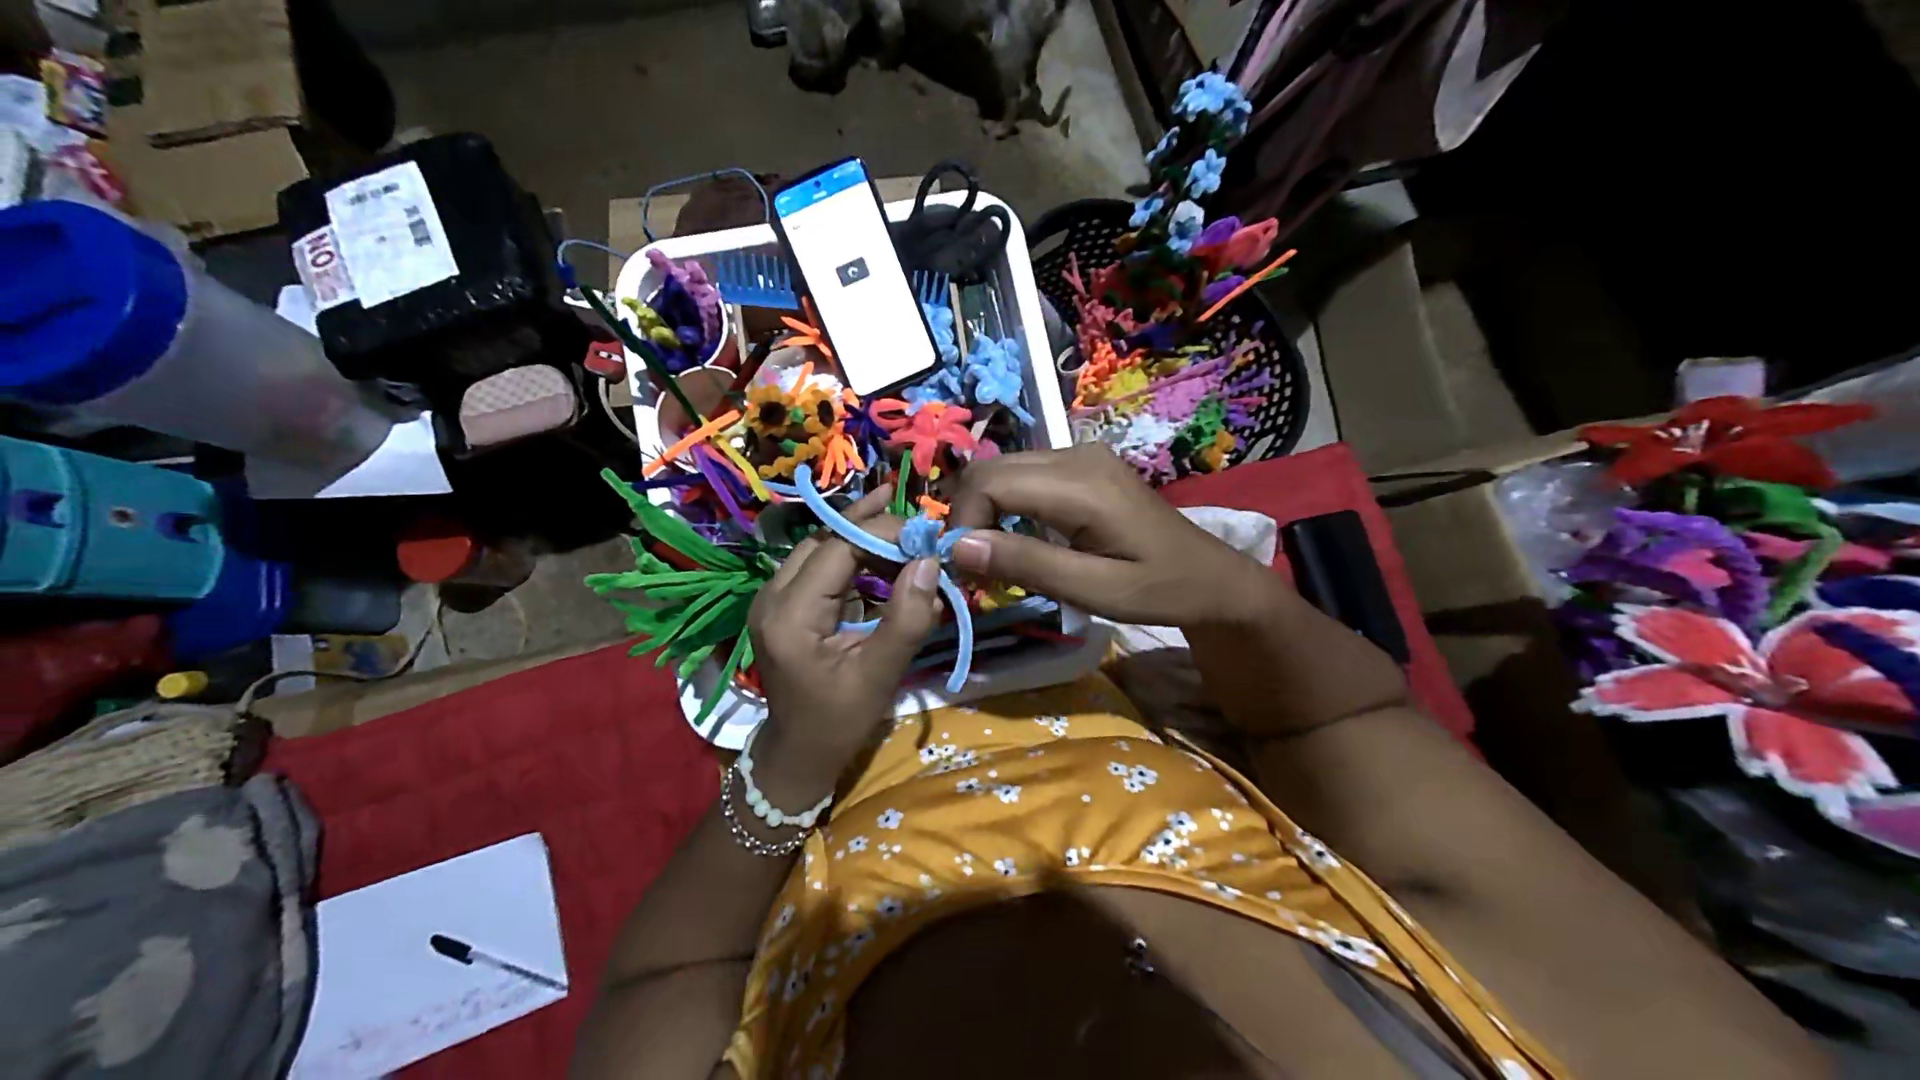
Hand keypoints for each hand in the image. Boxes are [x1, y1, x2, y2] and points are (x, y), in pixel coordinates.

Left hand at [746, 485, 941, 793]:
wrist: (799, 752)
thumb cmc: (839, 721)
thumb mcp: (879, 676)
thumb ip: (906, 620)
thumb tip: (929, 562)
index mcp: (790, 615)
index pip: (838, 548)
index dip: (884, 532)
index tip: (928, 539)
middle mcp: (771, 596)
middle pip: (825, 539)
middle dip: (875, 529)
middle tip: (922, 530)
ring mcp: (771, 597)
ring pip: (820, 546)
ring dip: (864, 538)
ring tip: (908, 535)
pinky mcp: (781, 603)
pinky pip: (817, 564)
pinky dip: (852, 556)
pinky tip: (882, 554)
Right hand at [943, 444, 1283, 627]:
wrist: (1211, 577)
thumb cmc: (1159, 589)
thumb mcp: (1094, 590)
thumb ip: (1027, 564)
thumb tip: (957, 548)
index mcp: (1082, 484)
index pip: (990, 482)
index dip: (964, 522)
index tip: (968, 570)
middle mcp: (1076, 456)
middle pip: (990, 469)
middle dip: (969, 516)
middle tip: (974, 568)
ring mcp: (1080, 456)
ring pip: (1002, 470)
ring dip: (984, 511)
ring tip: (994, 559)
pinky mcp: (1082, 465)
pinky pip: (1023, 475)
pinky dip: (1005, 505)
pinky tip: (1017, 538)